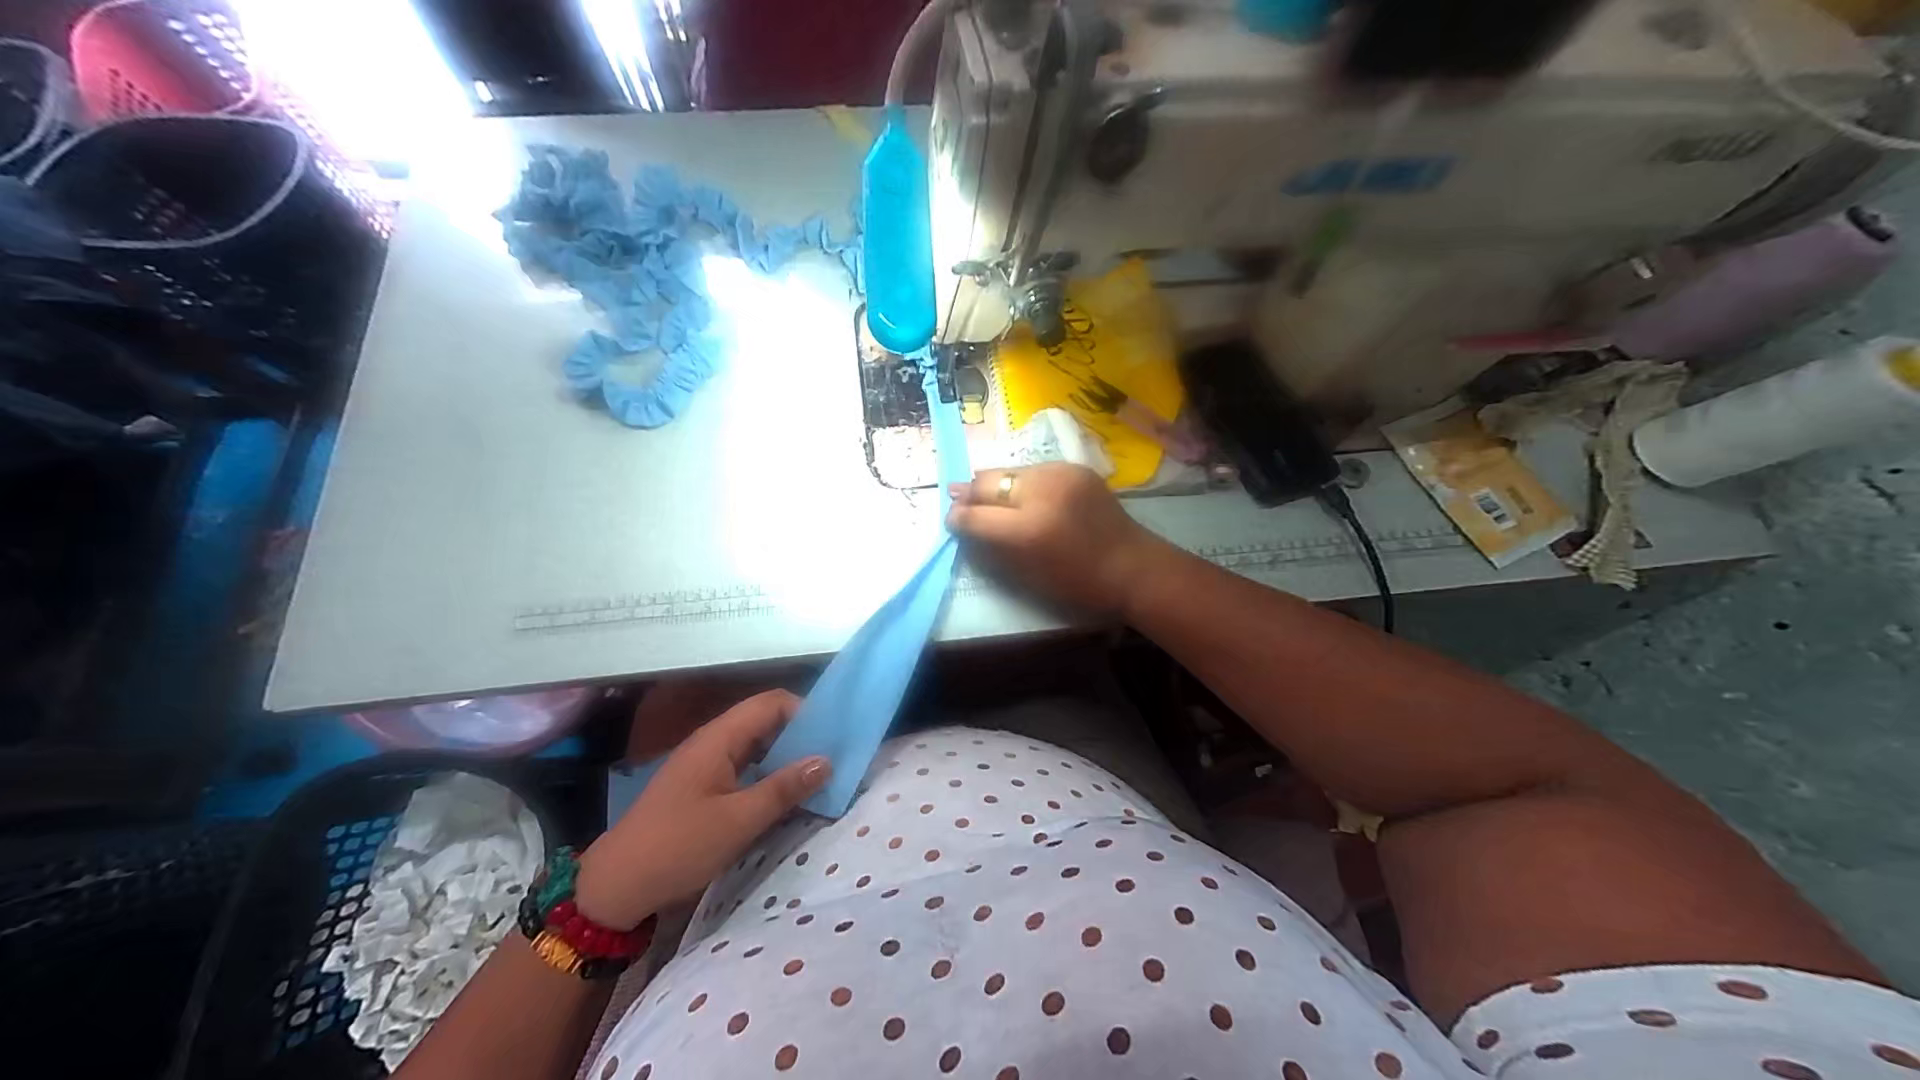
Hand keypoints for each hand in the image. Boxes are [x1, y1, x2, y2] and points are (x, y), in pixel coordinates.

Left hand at [575, 690, 828, 929]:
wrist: (615, 888)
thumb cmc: (678, 847)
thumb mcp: (739, 820)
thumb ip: (784, 788)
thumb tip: (826, 760)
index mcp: (719, 738)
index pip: (772, 703)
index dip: (806, 712)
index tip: (834, 738)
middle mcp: (713, 742)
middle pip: (766, 721)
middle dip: (801, 736)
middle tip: (833, 761)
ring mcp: (706, 765)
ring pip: (757, 747)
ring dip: (786, 759)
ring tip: (818, 780)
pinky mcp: (703, 788)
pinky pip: (745, 769)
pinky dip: (769, 777)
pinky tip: (787, 799)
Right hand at [946, 463, 1168, 617]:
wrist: (1132, 567)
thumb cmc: (1077, 584)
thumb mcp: (1025, 575)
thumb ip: (991, 546)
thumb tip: (963, 523)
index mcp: (1028, 530)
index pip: (975, 516)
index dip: (957, 518)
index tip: (951, 520)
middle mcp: (1041, 493)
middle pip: (987, 482)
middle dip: (968, 493)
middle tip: (956, 498)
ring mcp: (1060, 474)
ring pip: (1009, 470)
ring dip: (995, 484)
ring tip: (986, 494)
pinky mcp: (1074, 467)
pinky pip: (1034, 470)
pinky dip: (1022, 482)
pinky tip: (1022, 493)